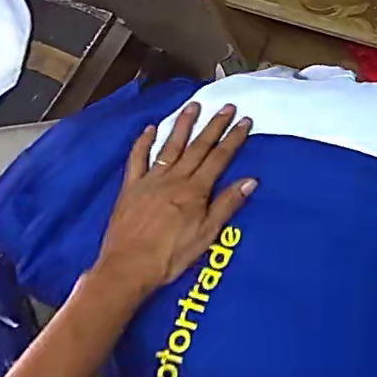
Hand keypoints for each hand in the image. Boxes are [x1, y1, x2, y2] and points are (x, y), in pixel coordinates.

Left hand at [89, 102, 254, 304]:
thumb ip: (227, 204)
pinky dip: (143, 143)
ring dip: (183, 125)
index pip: (219, 157)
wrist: (126, 269)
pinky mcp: (130, 189)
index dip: (234, 138)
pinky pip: (137, 161)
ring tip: (193, 106)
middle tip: (227, 107)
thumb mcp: (207, 233)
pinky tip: (150, 129)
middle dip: (214, 125)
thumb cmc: (171, 255)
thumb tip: (250, 180)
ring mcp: (149, 182)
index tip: (245, 121)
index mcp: (194, 190)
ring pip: (170, 147)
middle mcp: (173, 180)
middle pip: (198, 147)